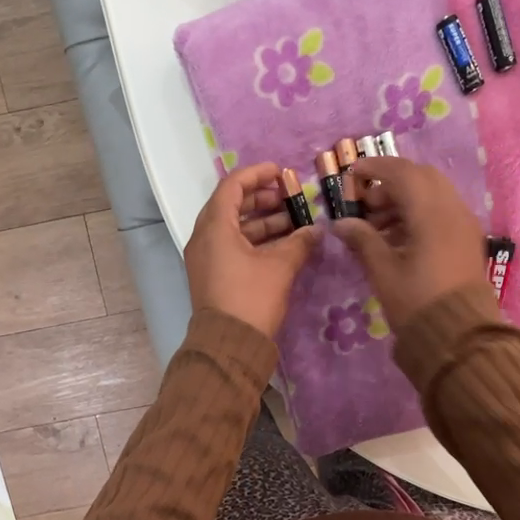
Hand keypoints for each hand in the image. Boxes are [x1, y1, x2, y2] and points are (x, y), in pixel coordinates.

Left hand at [184, 162, 320, 336]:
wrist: (228, 346)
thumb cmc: (251, 299)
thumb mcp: (280, 267)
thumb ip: (299, 242)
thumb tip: (315, 230)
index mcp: (215, 227)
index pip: (232, 186)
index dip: (258, 175)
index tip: (281, 173)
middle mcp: (204, 238)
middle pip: (232, 206)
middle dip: (263, 200)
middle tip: (290, 199)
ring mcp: (206, 259)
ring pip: (234, 229)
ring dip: (262, 223)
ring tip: (294, 223)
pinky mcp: (213, 277)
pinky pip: (232, 248)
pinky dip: (255, 242)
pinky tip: (282, 246)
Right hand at [332, 157, 487, 324]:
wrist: (459, 337)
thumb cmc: (416, 302)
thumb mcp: (383, 271)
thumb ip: (363, 240)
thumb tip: (341, 223)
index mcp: (431, 212)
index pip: (402, 172)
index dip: (375, 168)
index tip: (352, 174)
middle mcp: (453, 209)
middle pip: (421, 178)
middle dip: (391, 183)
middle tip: (366, 204)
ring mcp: (464, 223)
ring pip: (433, 194)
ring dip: (404, 199)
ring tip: (377, 227)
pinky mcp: (467, 240)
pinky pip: (442, 212)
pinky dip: (419, 213)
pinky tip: (398, 238)